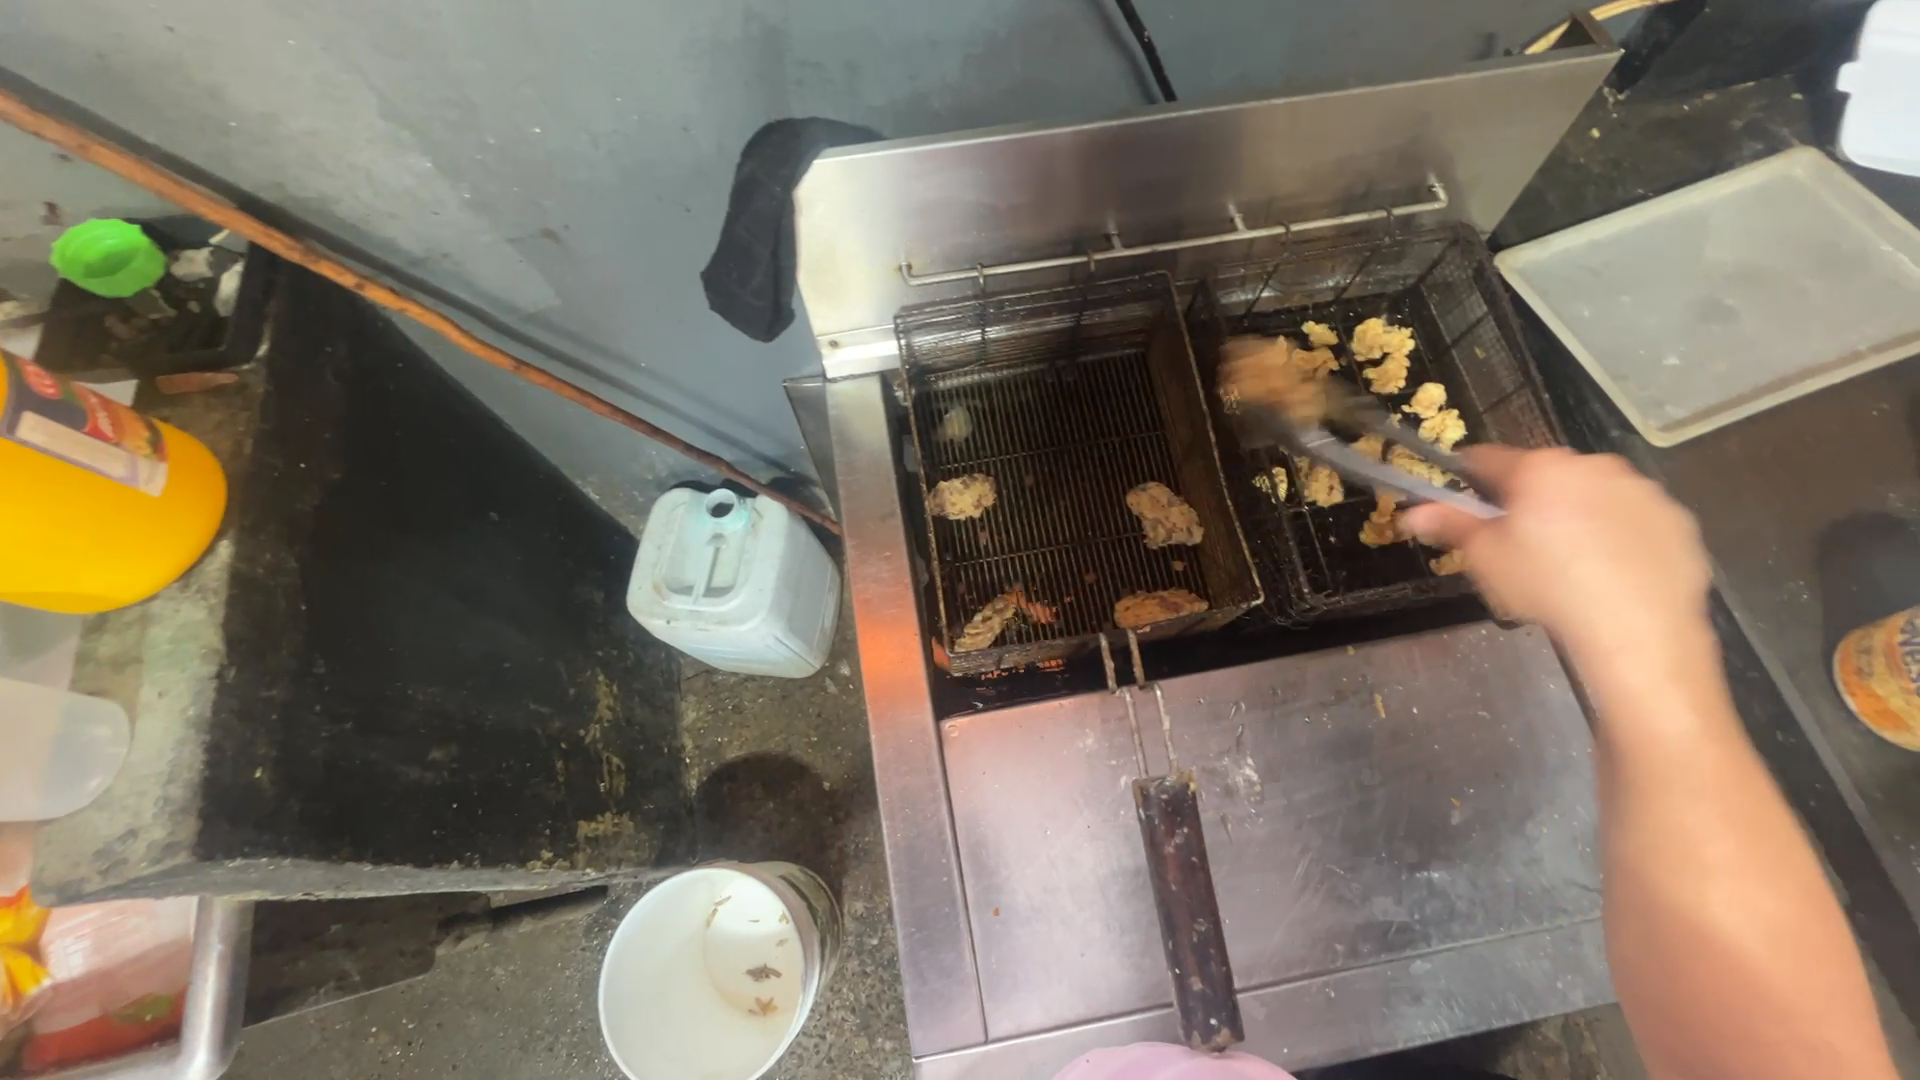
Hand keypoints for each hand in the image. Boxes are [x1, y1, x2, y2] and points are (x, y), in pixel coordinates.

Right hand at [1401, 447, 1712, 666]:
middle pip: (1543, 474)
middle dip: (1526, 498)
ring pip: (1589, 494)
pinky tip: (1604, 571)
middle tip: (1513, 540)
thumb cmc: (1545, 584)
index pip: (1487, 458)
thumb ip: (1449, 525)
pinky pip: (1630, 519)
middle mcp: (1592, 466)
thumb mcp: (1483, 557)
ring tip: (1563, 560)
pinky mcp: (1676, 519)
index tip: (1460, 497)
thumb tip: (1412, 513)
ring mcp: (1640, 490)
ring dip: (1572, 514)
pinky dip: (1614, 535)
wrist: (1635, 626)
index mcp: (1538, 468)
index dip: (1466, 476)